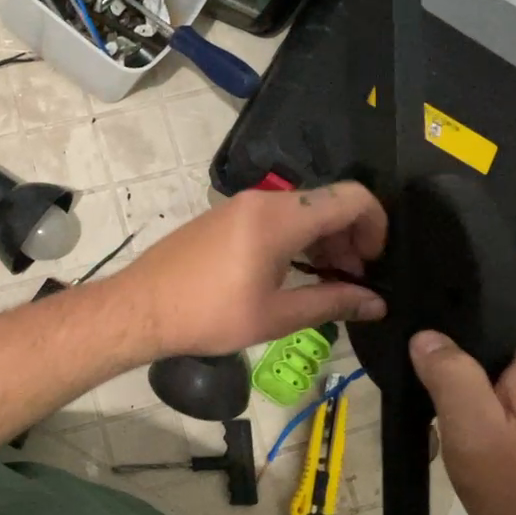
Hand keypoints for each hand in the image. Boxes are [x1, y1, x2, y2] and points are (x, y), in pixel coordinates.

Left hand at [114, 183, 387, 357]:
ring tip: (327, 282)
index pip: (351, 198)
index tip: (375, 262)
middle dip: (349, 237)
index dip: (376, 225)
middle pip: (326, 203)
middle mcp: (260, 201)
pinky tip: (291, 274)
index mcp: (279, 217)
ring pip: (299, 211)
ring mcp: (237, 207)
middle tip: (353, 280)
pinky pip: (271, 218)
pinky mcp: (220, 218)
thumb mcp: (275, 316)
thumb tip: (376, 303)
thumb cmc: (207, 315)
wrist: (139, 308)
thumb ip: (331, 303)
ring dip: (322, 240)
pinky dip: (293, 239)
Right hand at [408, 258, 515, 514]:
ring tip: (429, 342)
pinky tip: (455, 382)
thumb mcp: (471, 430)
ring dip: (481, 335)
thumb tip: (426, 335)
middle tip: (423, 307)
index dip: (503, 261)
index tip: (452, 266)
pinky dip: (490, 362)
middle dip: (479, 298)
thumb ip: (449, 375)